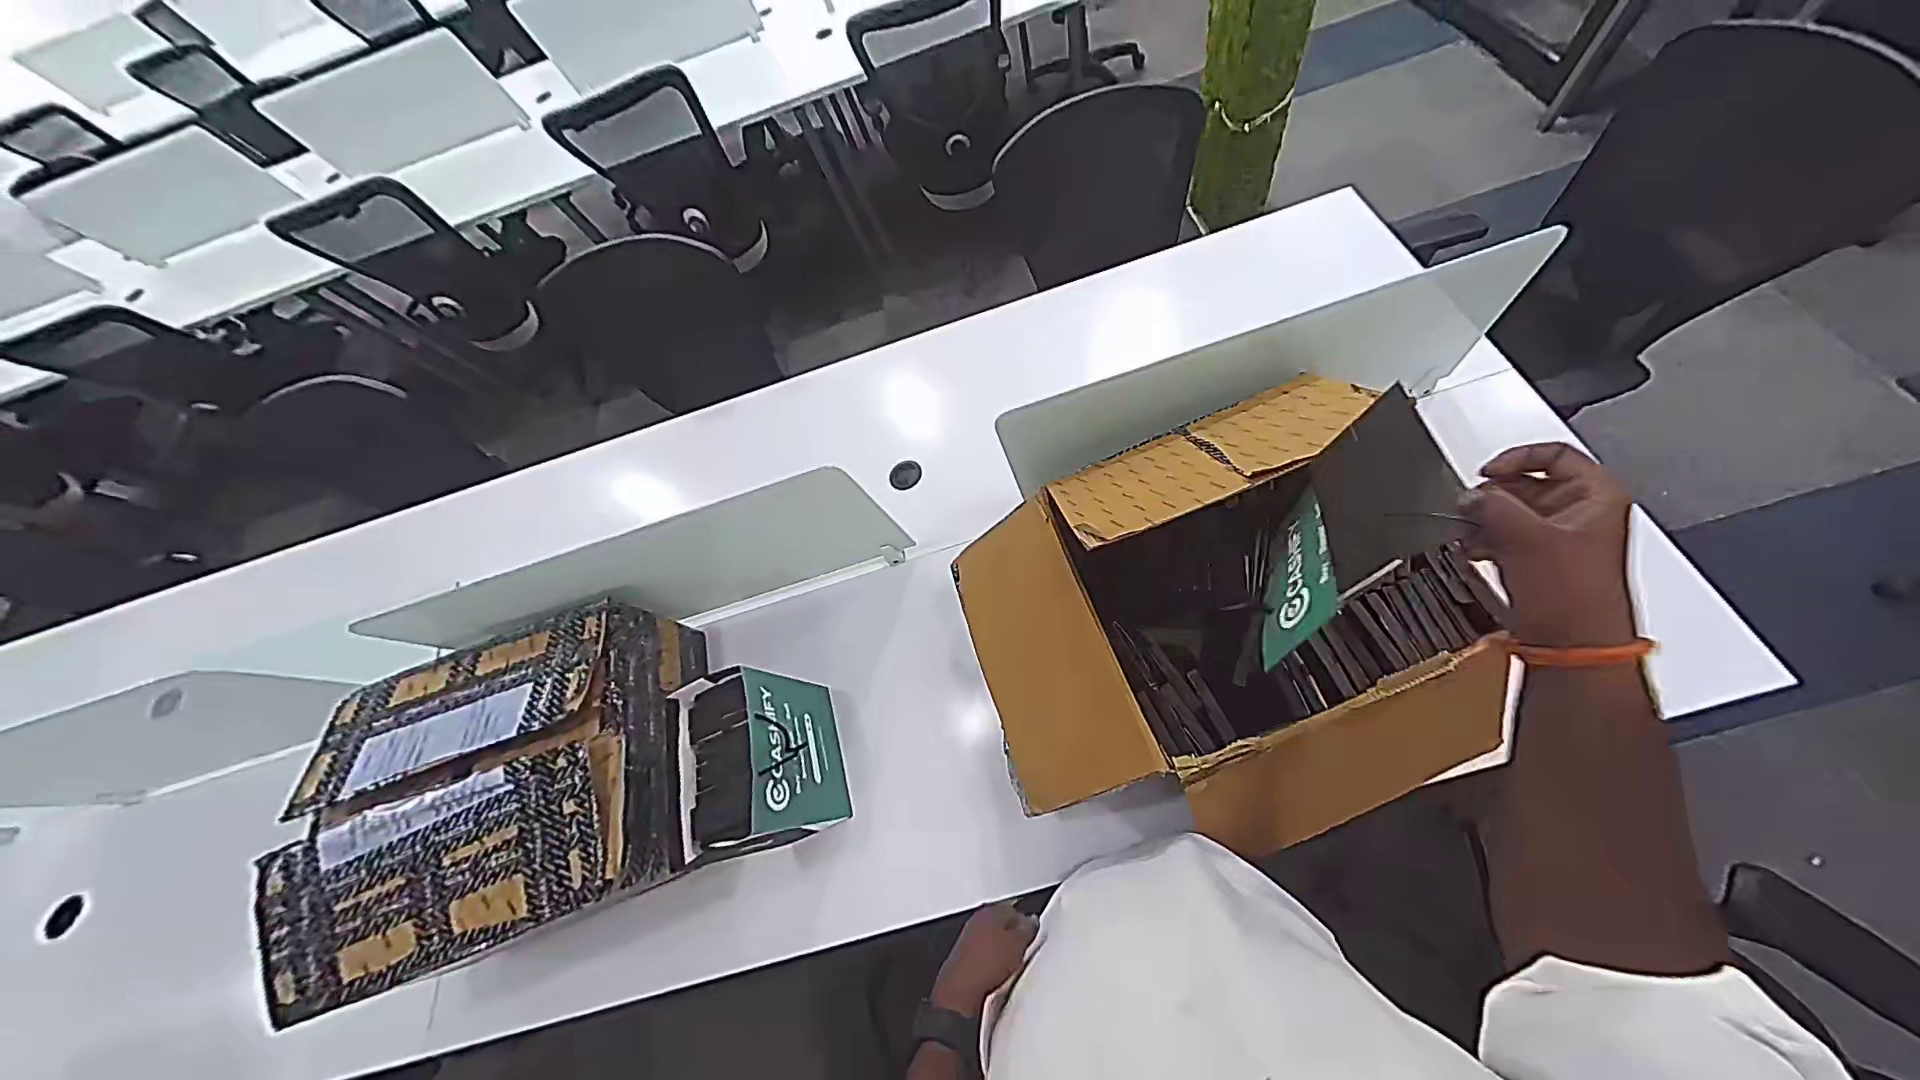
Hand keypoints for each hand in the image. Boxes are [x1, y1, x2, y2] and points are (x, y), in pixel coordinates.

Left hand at [931, 903, 1036, 1016]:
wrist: (961, 994)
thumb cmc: (985, 966)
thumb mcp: (1018, 944)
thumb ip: (1027, 928)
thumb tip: (1031, 921)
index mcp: (990, 910)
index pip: (1014, 908)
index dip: (1026, 922)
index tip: (1034, 934)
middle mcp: (976, 921)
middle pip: (1002, 923)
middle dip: (1014, 936)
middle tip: (1024, 950)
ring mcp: (968, 939)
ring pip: (993, 939)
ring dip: (1003, 950)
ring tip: (1012, 966)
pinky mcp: (964, 959)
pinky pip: (985, 955)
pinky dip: (992, 962)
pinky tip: (998, 975)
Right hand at [1462, 442, 1636, 647]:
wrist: (1571, 640)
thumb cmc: (1575, 594)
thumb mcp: (1528, 536)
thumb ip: (1493, 505)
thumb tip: (1470, 495)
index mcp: (1595, 496)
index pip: (1553, 454)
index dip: (1516, 458)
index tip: (1487, 473)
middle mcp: (1578, 511)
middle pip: (1524, 484)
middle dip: (1491, 498)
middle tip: (1472, 509)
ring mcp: (1556, 534)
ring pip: (1508, 511)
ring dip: (1483, 522)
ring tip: (1472, 535)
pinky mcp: (1536, 555)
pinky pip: (1502, 535)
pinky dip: (1484, 540)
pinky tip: (1477, 551)